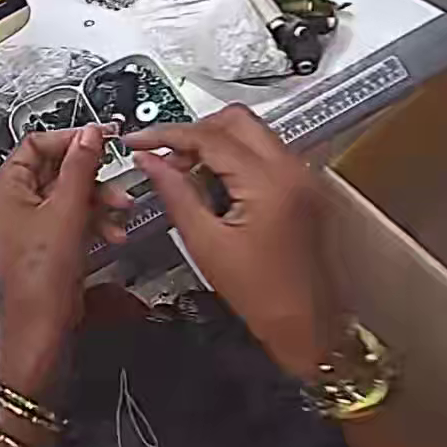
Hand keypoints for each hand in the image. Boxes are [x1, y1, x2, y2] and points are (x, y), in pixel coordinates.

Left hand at [0, 124, 130, 397]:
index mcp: (7, 187)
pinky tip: (112, 231)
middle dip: (91, 175)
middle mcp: (16, 201)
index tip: (98, 138)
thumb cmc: (39, 276)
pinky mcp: (49, 240)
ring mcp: (33, 222)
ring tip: (121, 208)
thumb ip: (81, 168)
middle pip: (57, 169)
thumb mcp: (67, 210)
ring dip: (99, 199)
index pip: (36, 144)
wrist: (42, 324)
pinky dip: (95, 219)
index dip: (69, 138)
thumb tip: (89, 134)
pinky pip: (74, 217)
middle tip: (114, 175)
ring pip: (70, 194)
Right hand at [124, 106, 331, 368]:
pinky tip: (211, 184)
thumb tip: (150, 161)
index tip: (138, 141)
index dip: (166, 134)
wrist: (308, 326)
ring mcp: (302, 176)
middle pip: (234, 120)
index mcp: (269, 183)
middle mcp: (293, 169)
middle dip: (193, 131)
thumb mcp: (205, 242)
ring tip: (183, 173)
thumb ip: (175, 192)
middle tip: (164, 157)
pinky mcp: (303, 186)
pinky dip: (232, 157)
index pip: (209, 136)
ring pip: (250, 132)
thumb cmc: (261, 294)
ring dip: (213, 143)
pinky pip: (262, 152)